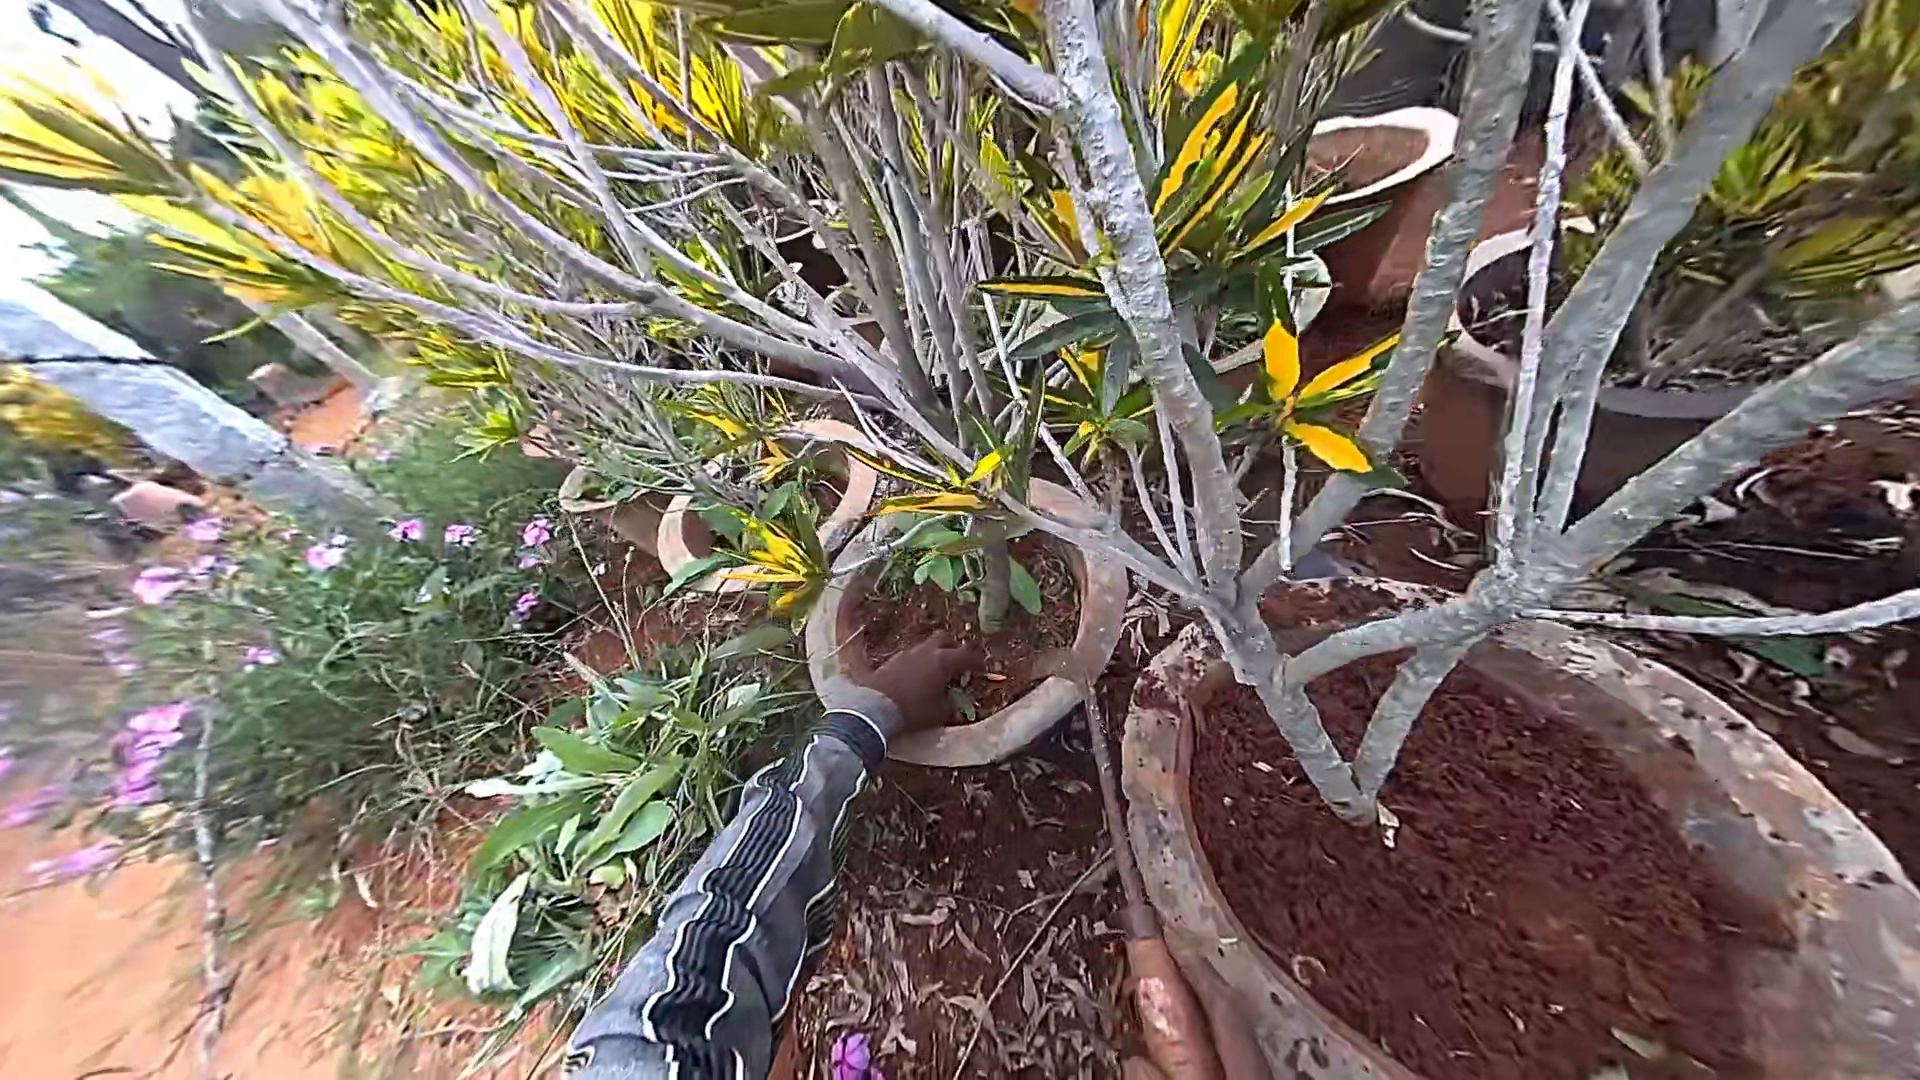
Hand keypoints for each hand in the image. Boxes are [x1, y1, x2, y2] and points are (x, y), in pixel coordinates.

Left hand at [858, 632, 980, 733]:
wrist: (874, 708)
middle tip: (956, 662)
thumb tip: (955, 704)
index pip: (967, 655)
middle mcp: (926, 651)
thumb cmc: (913, 710)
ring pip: (926, 646)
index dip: (976, 661)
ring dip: (933, 655)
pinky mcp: (892, 660)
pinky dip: (918, 663)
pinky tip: (916, 677)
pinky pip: (911, 656)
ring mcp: (907, 653)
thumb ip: (951, 705)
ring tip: (934, 672)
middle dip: (953, 647)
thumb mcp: (939, 713)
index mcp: (943, 661)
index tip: (981, 667)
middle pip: (944, 638)